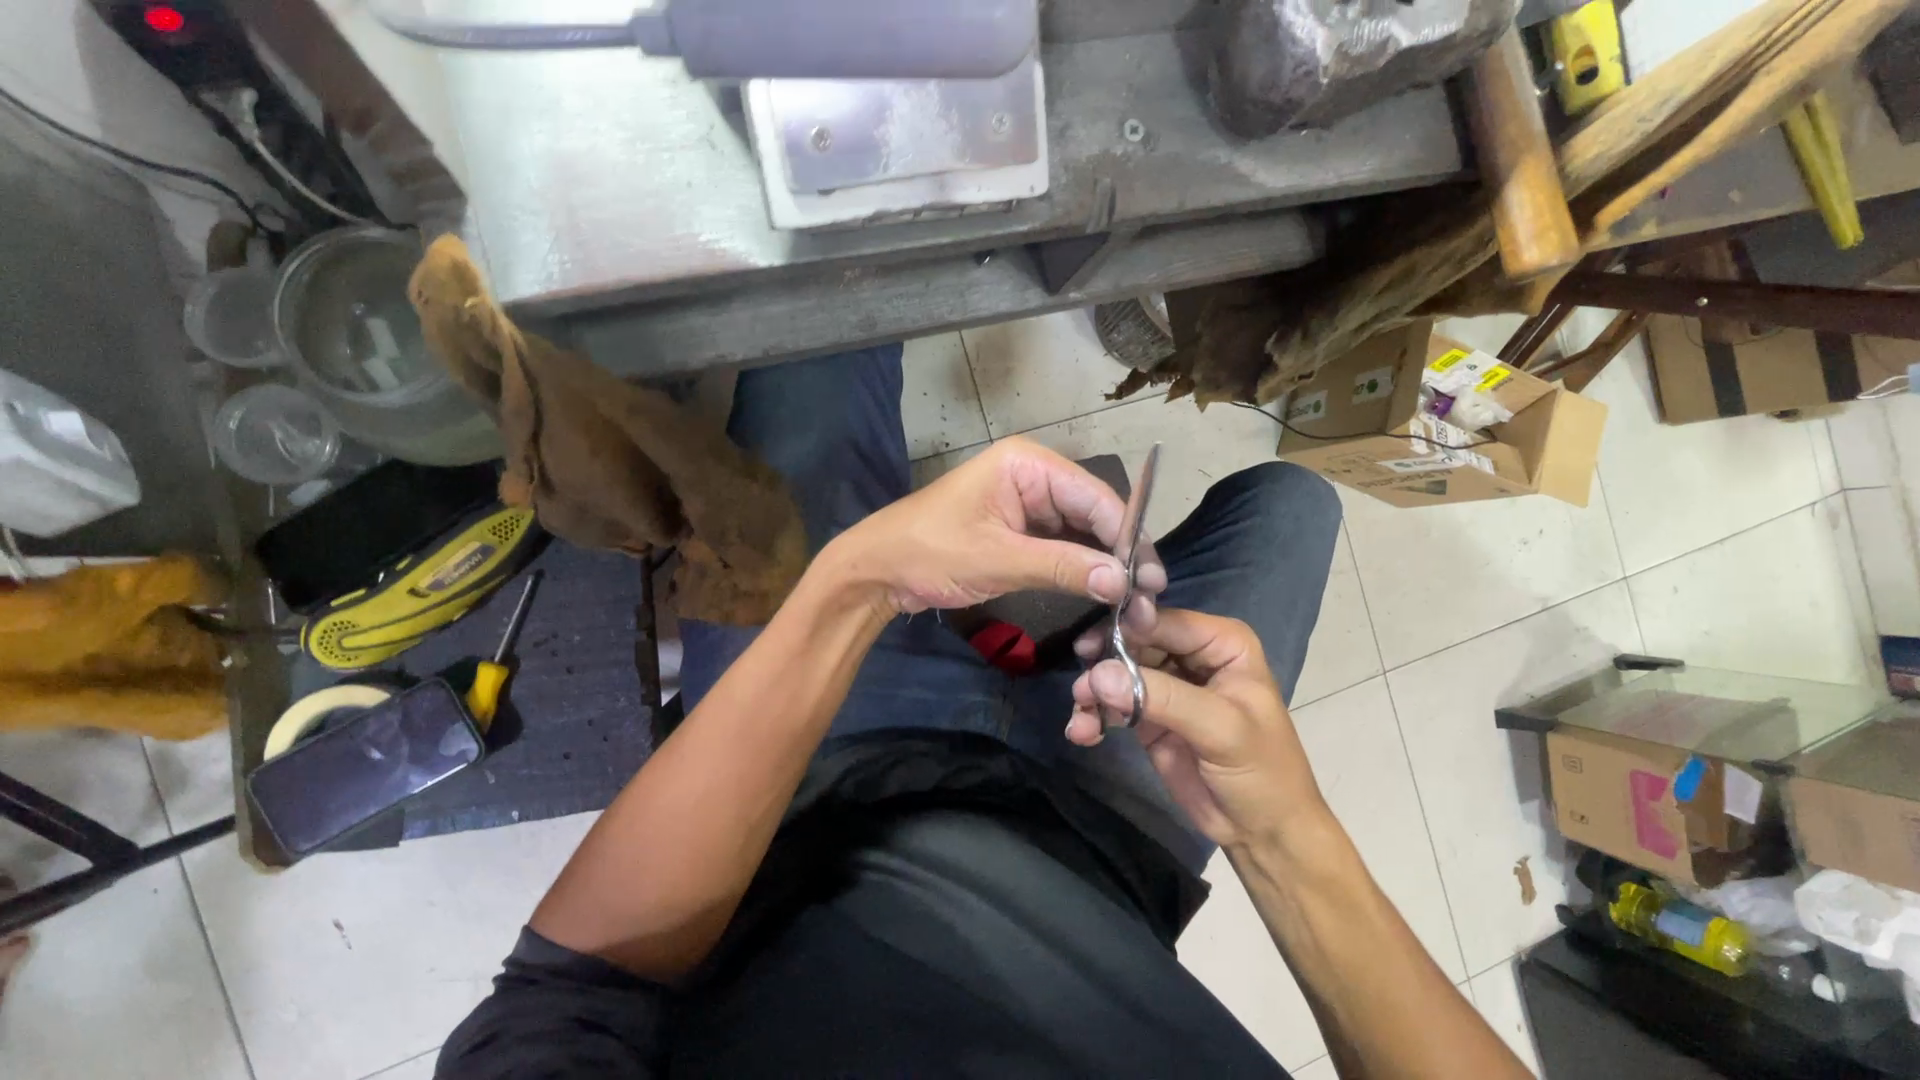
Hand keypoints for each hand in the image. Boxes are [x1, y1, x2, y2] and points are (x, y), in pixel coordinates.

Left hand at [820, 437, 1167, 615]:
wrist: (878, 568)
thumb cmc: (930, 551)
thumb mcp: (998, 559)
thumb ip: (1062, 567)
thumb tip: (1122, 582)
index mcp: (1027, 464)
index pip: (1095, 496)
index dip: (1127, 536)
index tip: (1151, 579)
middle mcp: (1033, 476)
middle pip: (1094, 513)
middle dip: (1120, 554)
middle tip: (1147, 597)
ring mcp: (1027, 503)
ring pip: (1082, 532)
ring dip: (1105, 565)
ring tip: (1132, 603)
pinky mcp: (1020, 530)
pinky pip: (1062, 546)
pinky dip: (1080, 569)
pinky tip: (1103, 593)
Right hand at [1065, 609, 1329, 848]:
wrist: (1262, 830)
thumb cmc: (1262, 771)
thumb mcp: (1221, 729)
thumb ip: (1162, 697)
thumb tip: (1098, 675)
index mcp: (1221, 643)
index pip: (1163, 621)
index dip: (1124, 628)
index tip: (1088, 647)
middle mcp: (1191, 655)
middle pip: (1132, 642)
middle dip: (1103, 663)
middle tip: (1081, 688)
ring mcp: (1166, 685)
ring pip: (1115, 672)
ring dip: (1092, 693)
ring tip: (1082, 716)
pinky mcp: (1146, 716)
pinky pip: (1111, 703)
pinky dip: (1093, 716)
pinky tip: (1082, 733)